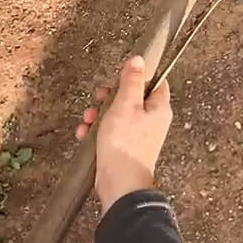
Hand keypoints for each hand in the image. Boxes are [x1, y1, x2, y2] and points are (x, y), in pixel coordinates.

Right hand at [77, 55, 172, 212]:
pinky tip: (85, 134)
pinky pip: (109, 131)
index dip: (137, 76)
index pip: (155, 82)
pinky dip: (96, 131)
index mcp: (158, 108)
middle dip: (109, 97)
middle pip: (131, 97)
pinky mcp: (123, 147)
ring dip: (98, 114)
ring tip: (88, 120)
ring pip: (116, 114)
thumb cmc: (125, 143)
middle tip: (99, 99)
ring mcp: (137, 135)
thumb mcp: (126, 104)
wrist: (120, 183)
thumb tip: (139, 60)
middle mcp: (151, 121)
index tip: (120, 76)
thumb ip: (132, 81)